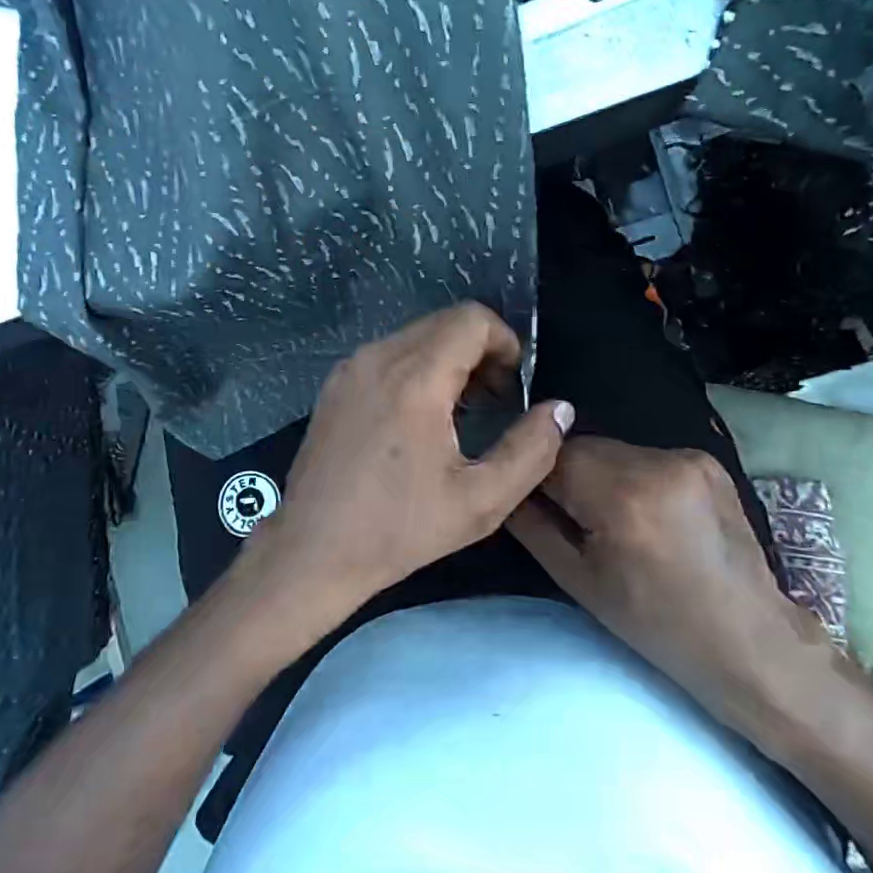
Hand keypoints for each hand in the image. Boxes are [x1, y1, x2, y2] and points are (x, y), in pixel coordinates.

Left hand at [246, 302, 573, 617]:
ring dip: (451, 361)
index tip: (514, 386)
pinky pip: (389, 354)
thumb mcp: (482, 501)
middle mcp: (377, 359)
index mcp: (415, 380)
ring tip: (463, 413)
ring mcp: (349, 370)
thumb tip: (560, 409)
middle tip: (495, 403)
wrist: (312, 554)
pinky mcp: (334, 386)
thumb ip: (532, 450)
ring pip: (417, 336)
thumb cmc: (400, 530)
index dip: (506, 342)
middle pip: (445, 322)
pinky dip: (418, 369)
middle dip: (482, 352)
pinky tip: (422, 420)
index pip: (472, 319)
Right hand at [506, 437, 844, 735]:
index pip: (555, 457)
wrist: (744, 635)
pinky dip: (636, 477)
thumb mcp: (579, 582)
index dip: (536, 476)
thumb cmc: (655, 622)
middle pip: (587, 447)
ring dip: (603, 474)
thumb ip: (535, 527)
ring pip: (618, 450)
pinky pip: (650, 457)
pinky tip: (649, 514)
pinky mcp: (710, 461)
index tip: (531, 501)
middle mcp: (659, 463)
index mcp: (623, 497)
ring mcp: (690, 457)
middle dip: (570, 475)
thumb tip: (508, 490)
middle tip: (573, 517)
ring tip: (615, 521)